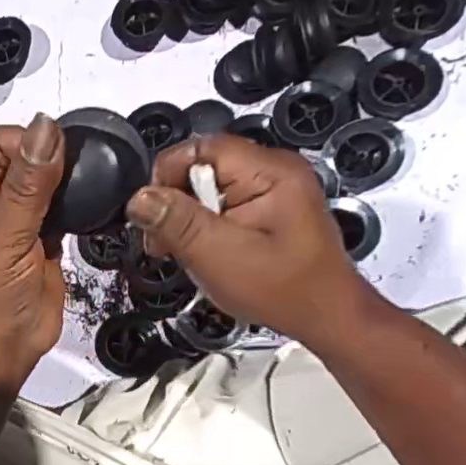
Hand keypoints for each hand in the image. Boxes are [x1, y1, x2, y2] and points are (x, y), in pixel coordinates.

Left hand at [0, 115, 67, 388]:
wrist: (9, 347)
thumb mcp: (7, 235)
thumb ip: (28, 184)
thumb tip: (45, 131)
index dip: (14, 139)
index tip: (45, 147)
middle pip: (17, 160)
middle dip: (43, 155)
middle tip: (69, 161)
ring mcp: (18, 225)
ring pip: (41, 183)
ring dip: (61, 179)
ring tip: (79, 182)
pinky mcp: (43, 242)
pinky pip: (60, 209)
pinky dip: (74, 203)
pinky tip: (85, 204)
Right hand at [127, 133, 368, 338]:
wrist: (325, 316)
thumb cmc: (287, 291)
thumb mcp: (217, 256)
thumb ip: (176, 223)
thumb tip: (140, 198)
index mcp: (269, 172)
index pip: (199, 148)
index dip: (166, 179)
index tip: (153, 215)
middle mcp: (275, 172)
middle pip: (203, 168)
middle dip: (177, 206)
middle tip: (169, 243)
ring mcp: (274, 191)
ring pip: (210, 191)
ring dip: (191, 222)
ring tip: (193, 254)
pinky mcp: (270, 210)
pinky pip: (225, 207)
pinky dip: (209, 231)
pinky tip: (210, 255)